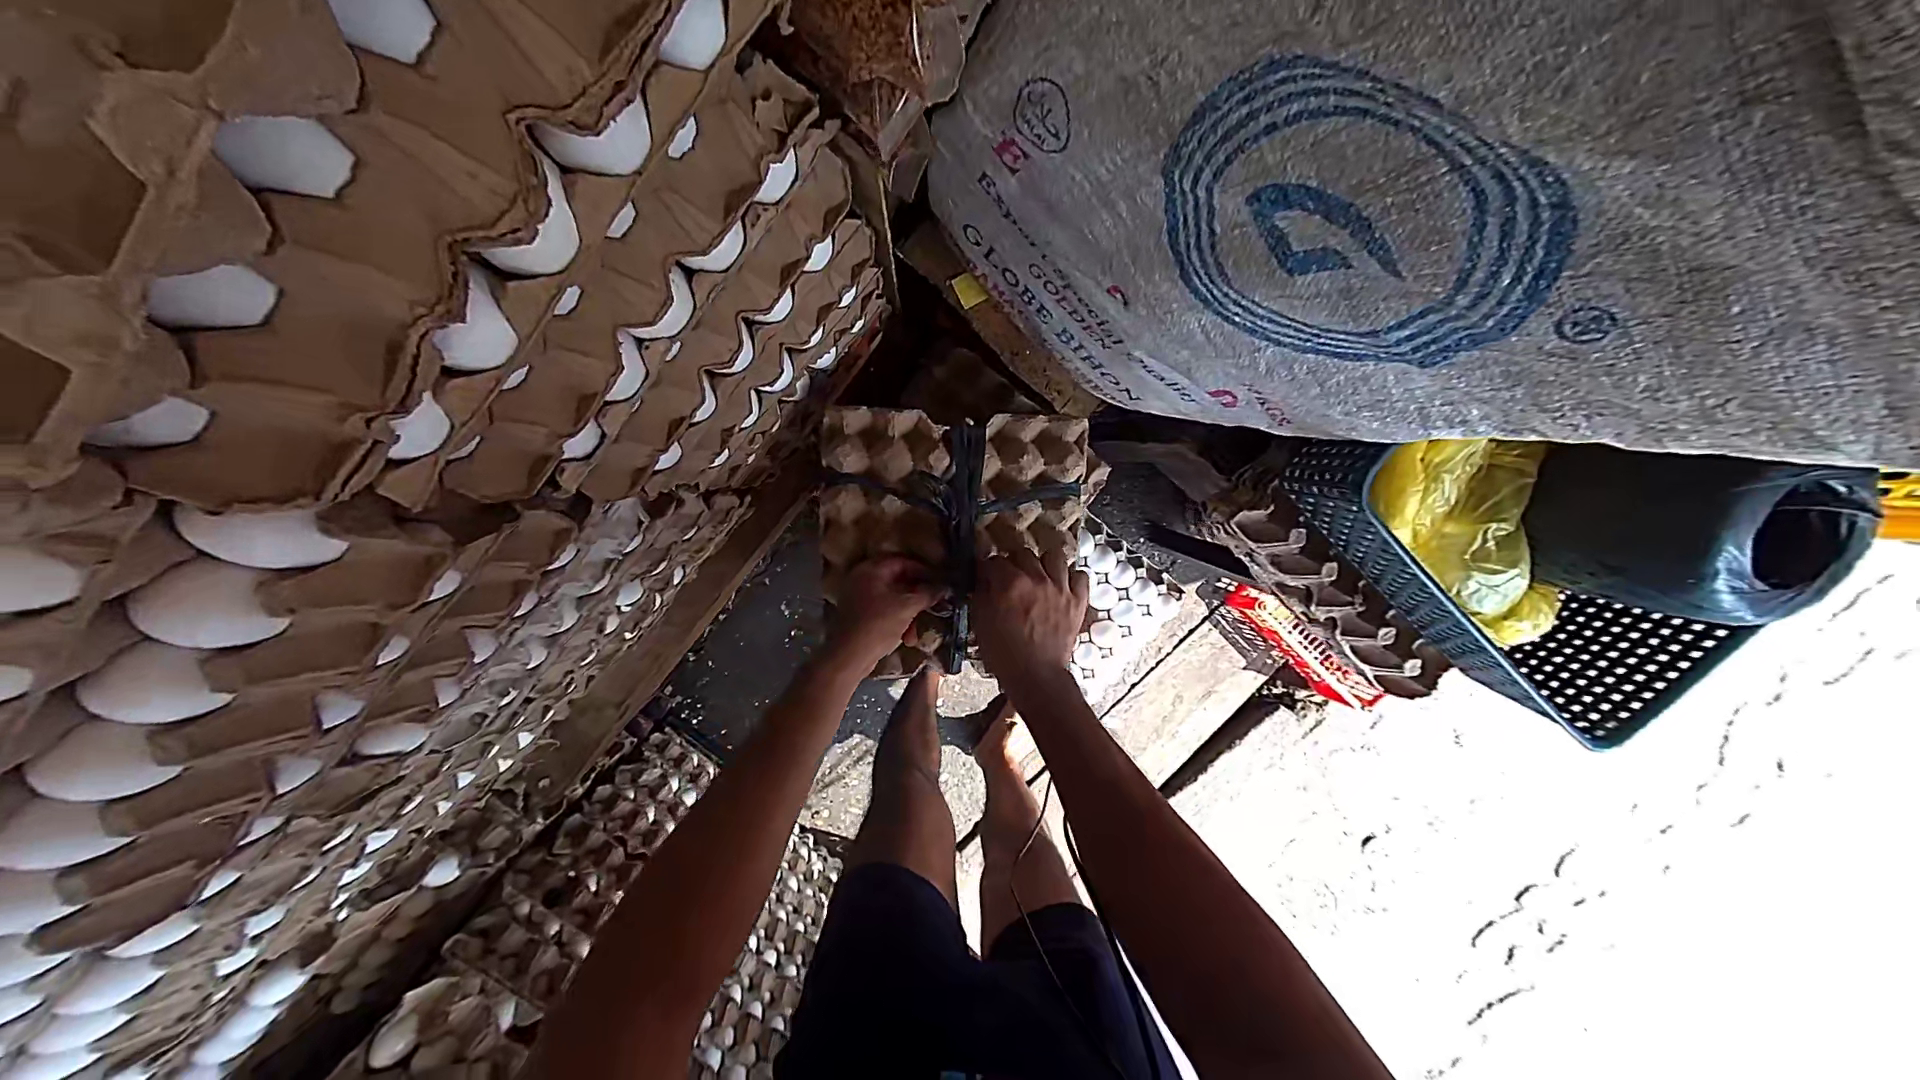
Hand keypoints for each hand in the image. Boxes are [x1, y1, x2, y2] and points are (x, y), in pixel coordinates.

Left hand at [825, 556, 943, 670]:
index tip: (939, 581)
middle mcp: (862, 578)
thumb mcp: (907, 607)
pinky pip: (884, 611)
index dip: (923, 570)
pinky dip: (897, 621)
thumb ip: (927, 593)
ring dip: (909, 614)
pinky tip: (906, 638)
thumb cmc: (878, 625)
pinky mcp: (858, 615)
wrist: (849, 656)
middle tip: (933, 604)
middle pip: (898, 581)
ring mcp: (858, 597)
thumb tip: (943, 587)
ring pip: (893, 599)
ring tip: (916, 631)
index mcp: (871, 569)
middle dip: (917, 596)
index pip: (903, 561)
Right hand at [972, 546, 1087, 683]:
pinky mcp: (1078, 601)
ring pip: (1053, 556)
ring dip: (1043, 563)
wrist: (1036, 676)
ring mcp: (1060, 588)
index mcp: (1009, 584)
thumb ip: (981, 593)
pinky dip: (1071, 577)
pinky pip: (1079, 575)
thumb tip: (982, 578)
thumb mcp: (980, 622)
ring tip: (1038, 575)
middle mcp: (1036, 579)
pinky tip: (1061, 585)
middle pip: (1023, 553)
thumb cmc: (1004, 654)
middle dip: (1014, 563)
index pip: (994, 560)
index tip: (987, 575)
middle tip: (1010, 577)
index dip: (988, 568)